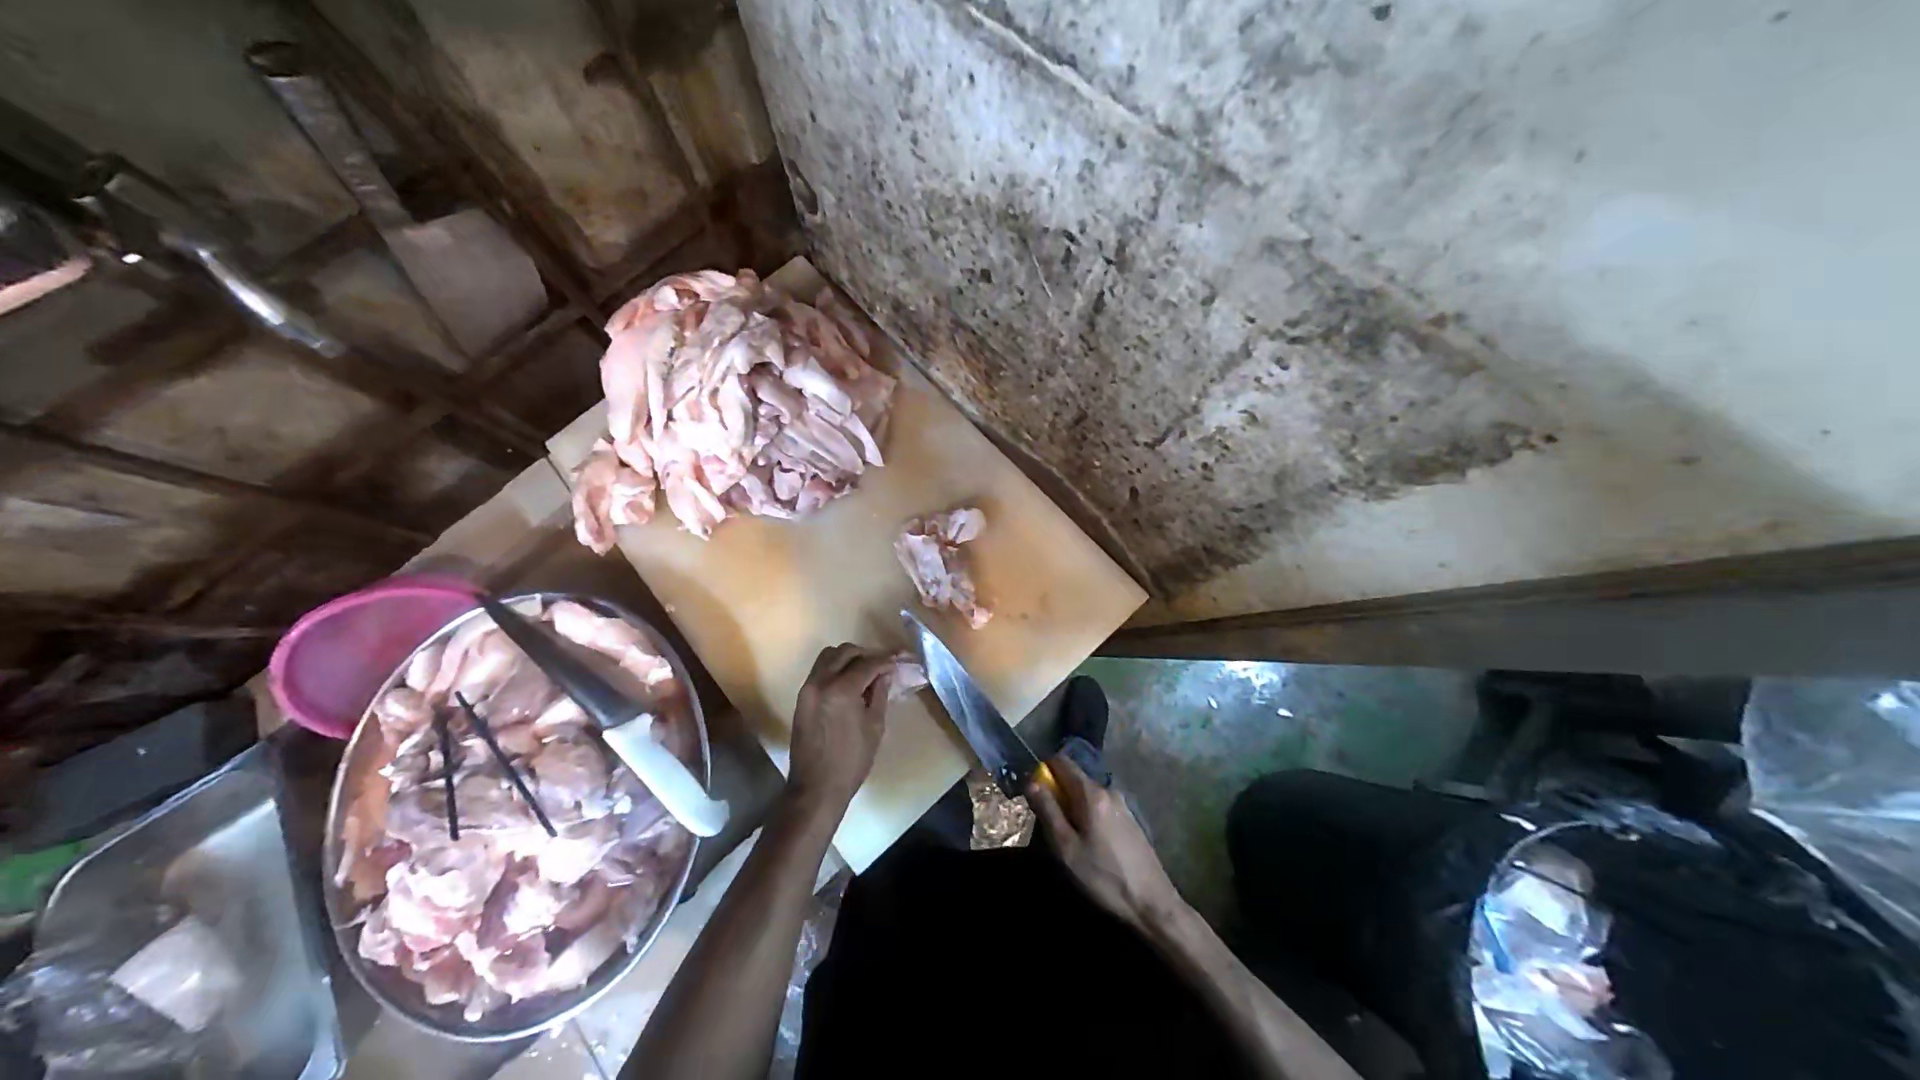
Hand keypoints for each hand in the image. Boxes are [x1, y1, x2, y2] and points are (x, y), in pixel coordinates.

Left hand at [786, 644, 896, 814]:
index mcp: (841, 690)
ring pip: (828, 657)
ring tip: (866, 673)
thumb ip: (880, 694)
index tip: (901, 660)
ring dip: (849, 658)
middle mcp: (820, 682)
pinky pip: (819, 670)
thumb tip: (885, 674)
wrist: (816, 787)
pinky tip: (850, 683)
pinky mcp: (802, 697)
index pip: (868, 663)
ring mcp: (807, 688)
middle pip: (845, 652)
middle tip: (884, 666)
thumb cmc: (851, 761)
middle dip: (867, 655)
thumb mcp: (874, 726)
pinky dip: (836, 669)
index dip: (886, 660)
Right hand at [1029, 756, 1182, 932]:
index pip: (1062, 762)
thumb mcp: (1067, 847)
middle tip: (1049, 826)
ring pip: (1086, 795)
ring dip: (1072, 808)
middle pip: (1074, 779)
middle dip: (1057, 794)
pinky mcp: (1130, 820)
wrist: (1152, 903)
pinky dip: (1087, 816)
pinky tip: (1089, 844)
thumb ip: (1048, 810)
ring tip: (1068, 840)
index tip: (1034, 794)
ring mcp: (1122, 805)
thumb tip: (1031, 781)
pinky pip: (1099, 807)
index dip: (1043, 771)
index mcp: (1092, 793)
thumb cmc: (1104, 876)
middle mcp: (1108, 791)